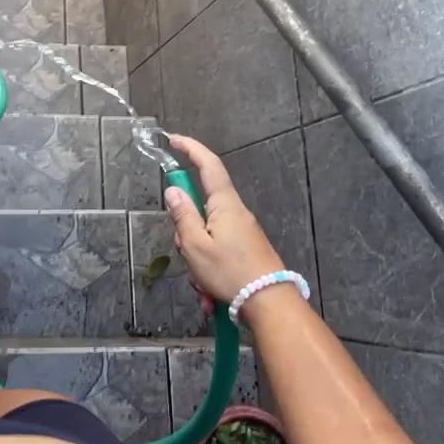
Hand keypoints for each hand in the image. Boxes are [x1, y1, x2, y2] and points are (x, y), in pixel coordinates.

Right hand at [162, 134, 284, 311]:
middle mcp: (236, 213)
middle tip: (186, 253)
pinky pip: (218, 253)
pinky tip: (212, 296)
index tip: (173, 140)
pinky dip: (209, 272)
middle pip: (201, 208)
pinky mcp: (246, 250)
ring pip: (207, 236)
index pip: (208, 165)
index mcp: (224, 204)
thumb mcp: (196, 246)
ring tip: (203, 285)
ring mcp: (243, 232)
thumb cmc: (230, 272)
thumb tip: (173, 190)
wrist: (270, 303)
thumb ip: (182, 217)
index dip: (191, 149)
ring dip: (198, 259)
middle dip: (187, 231)